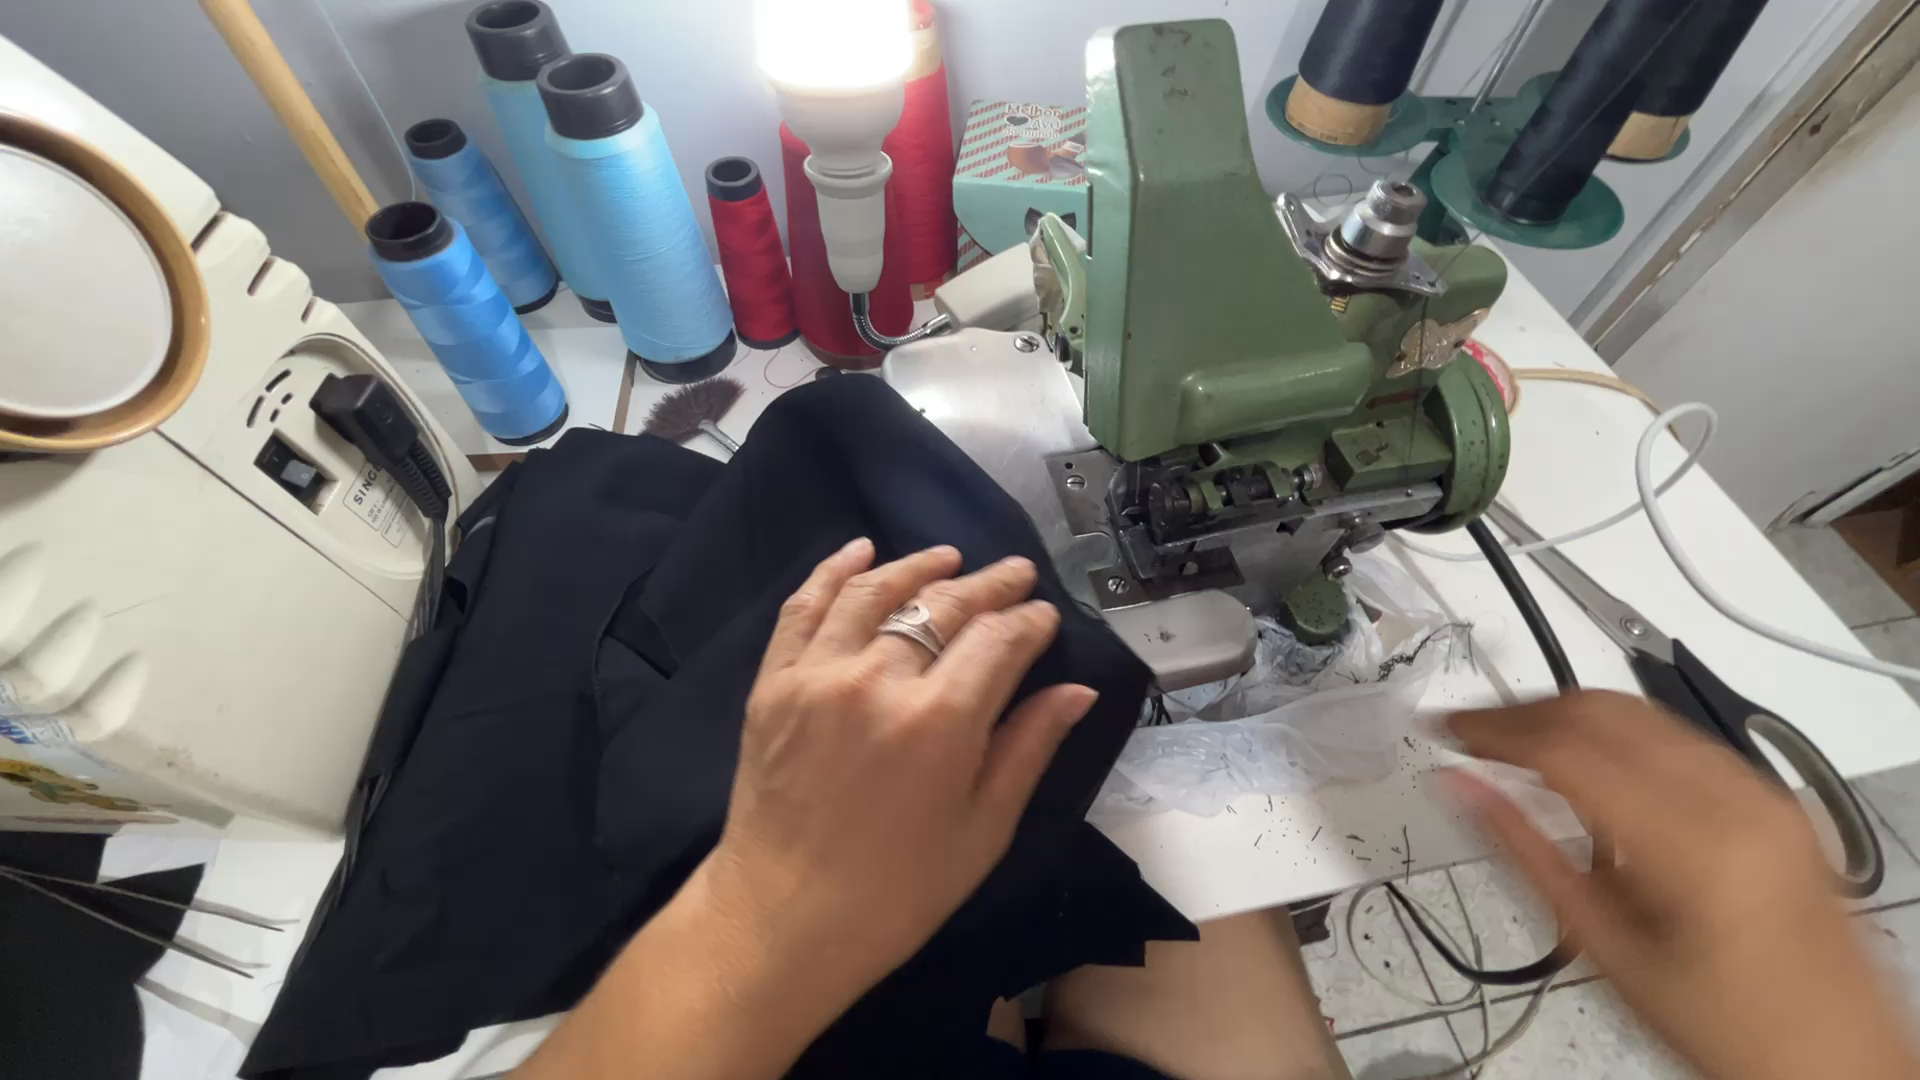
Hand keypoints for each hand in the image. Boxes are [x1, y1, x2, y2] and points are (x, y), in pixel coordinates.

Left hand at [704, 537, 1097, 998]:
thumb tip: (1078, 691)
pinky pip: (805, 606)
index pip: (999, 640)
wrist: (781, 919)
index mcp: (940, 721)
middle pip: (945, 605)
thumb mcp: (982, 829)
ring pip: (877, 591)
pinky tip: (860, 551)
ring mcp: (818, 673)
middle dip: (990, 585)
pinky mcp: (774, 679)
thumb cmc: (897, 890)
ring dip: (920, 567)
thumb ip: (1029, 747)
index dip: (1030, 621)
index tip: (1045, 617)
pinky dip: (834, 572)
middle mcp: (879, 679)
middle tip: (1015, 574)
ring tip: (950, 558)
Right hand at [1448, 691, 1919, 1079]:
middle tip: (1467, 733)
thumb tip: (1454, 784)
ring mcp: (1763, 794)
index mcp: (1692, 843)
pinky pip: (1670, 732)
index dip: (1492, 729)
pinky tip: (1575, 757)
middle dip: (1520, 713)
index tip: (1443, 730)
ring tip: (1510, 741)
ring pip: (1634, 710)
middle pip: (1599, 712)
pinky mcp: (1771, 798)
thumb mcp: (1599, 941)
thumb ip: (1521, 848)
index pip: (1565, 747)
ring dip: (1560, 715)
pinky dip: (1606, 729)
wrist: (1841, 1063)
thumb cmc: (1715, 1019)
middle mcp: (1737, 802)